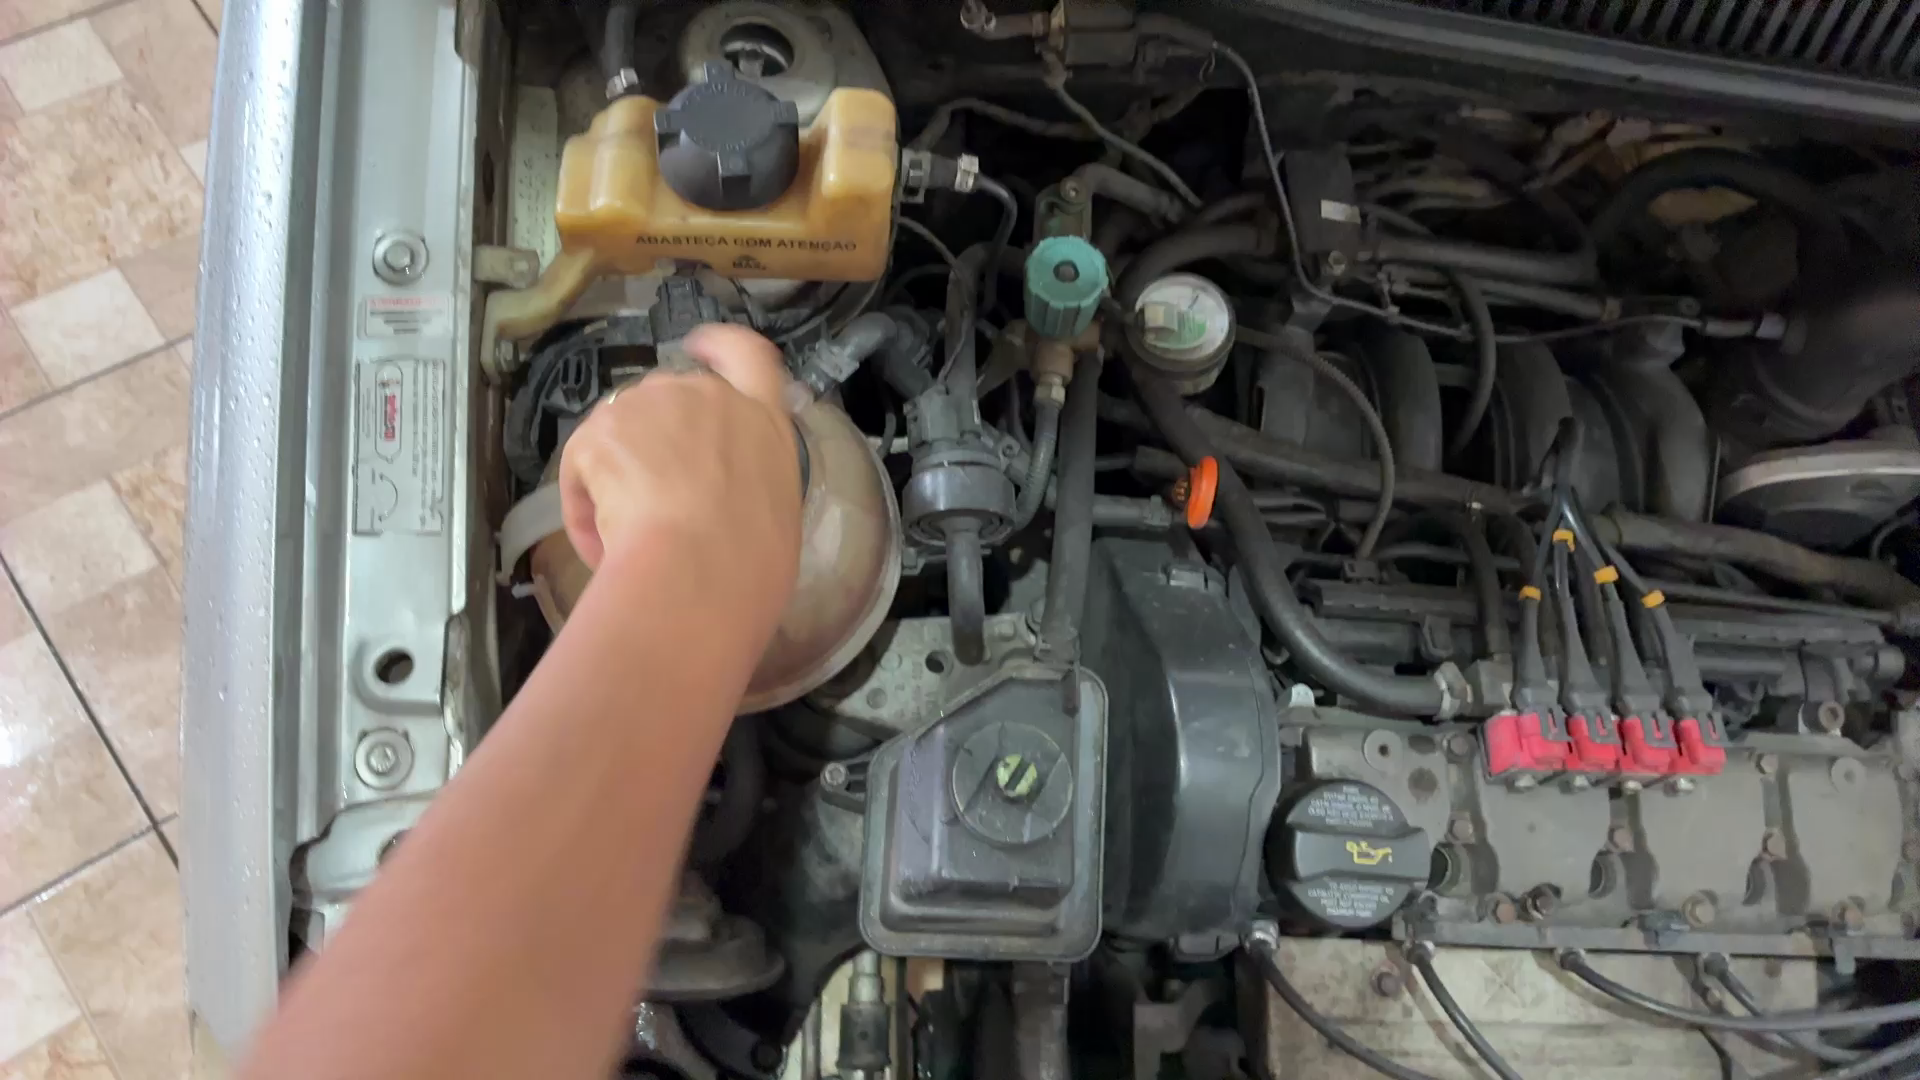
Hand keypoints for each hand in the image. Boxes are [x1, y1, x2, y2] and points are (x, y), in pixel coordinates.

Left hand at [558, 324, 803, 636]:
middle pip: (673, 396)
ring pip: (623, 429)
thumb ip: (751, 483)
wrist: (702, 566)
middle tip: (656, 491)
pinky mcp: (601, 429)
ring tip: (626, 534)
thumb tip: (724, 501)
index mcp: (763, 421)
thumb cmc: (755, 559)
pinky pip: (586, 465)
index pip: (746, 356)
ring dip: (620, 472)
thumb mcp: (776, 513)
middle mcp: (709, 396)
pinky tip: (602, 544)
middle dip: (658, 433)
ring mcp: (651, 405)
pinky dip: (587, 504)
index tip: (701, 346)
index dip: (720, 347)